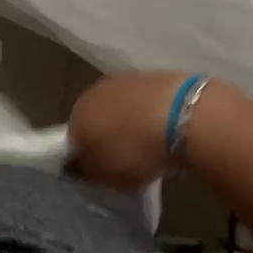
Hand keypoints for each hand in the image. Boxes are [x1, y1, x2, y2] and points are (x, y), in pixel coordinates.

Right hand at [67, 72, 198, 189]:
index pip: (73, 139)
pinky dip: (146, 113)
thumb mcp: (106, 176)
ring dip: (126, 122)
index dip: (86, 157)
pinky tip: (160, 129)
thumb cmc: (134, 150)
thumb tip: (76, 165)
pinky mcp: (149, 76)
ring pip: (117, 106)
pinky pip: (140, 101)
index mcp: (76, 116)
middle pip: (95, 118)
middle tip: (123, 159)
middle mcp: (92, 92)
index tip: (101, 172)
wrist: (179, 115)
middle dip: (105, 136)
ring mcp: (121, 80)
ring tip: (145, 144)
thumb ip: (86, 171)